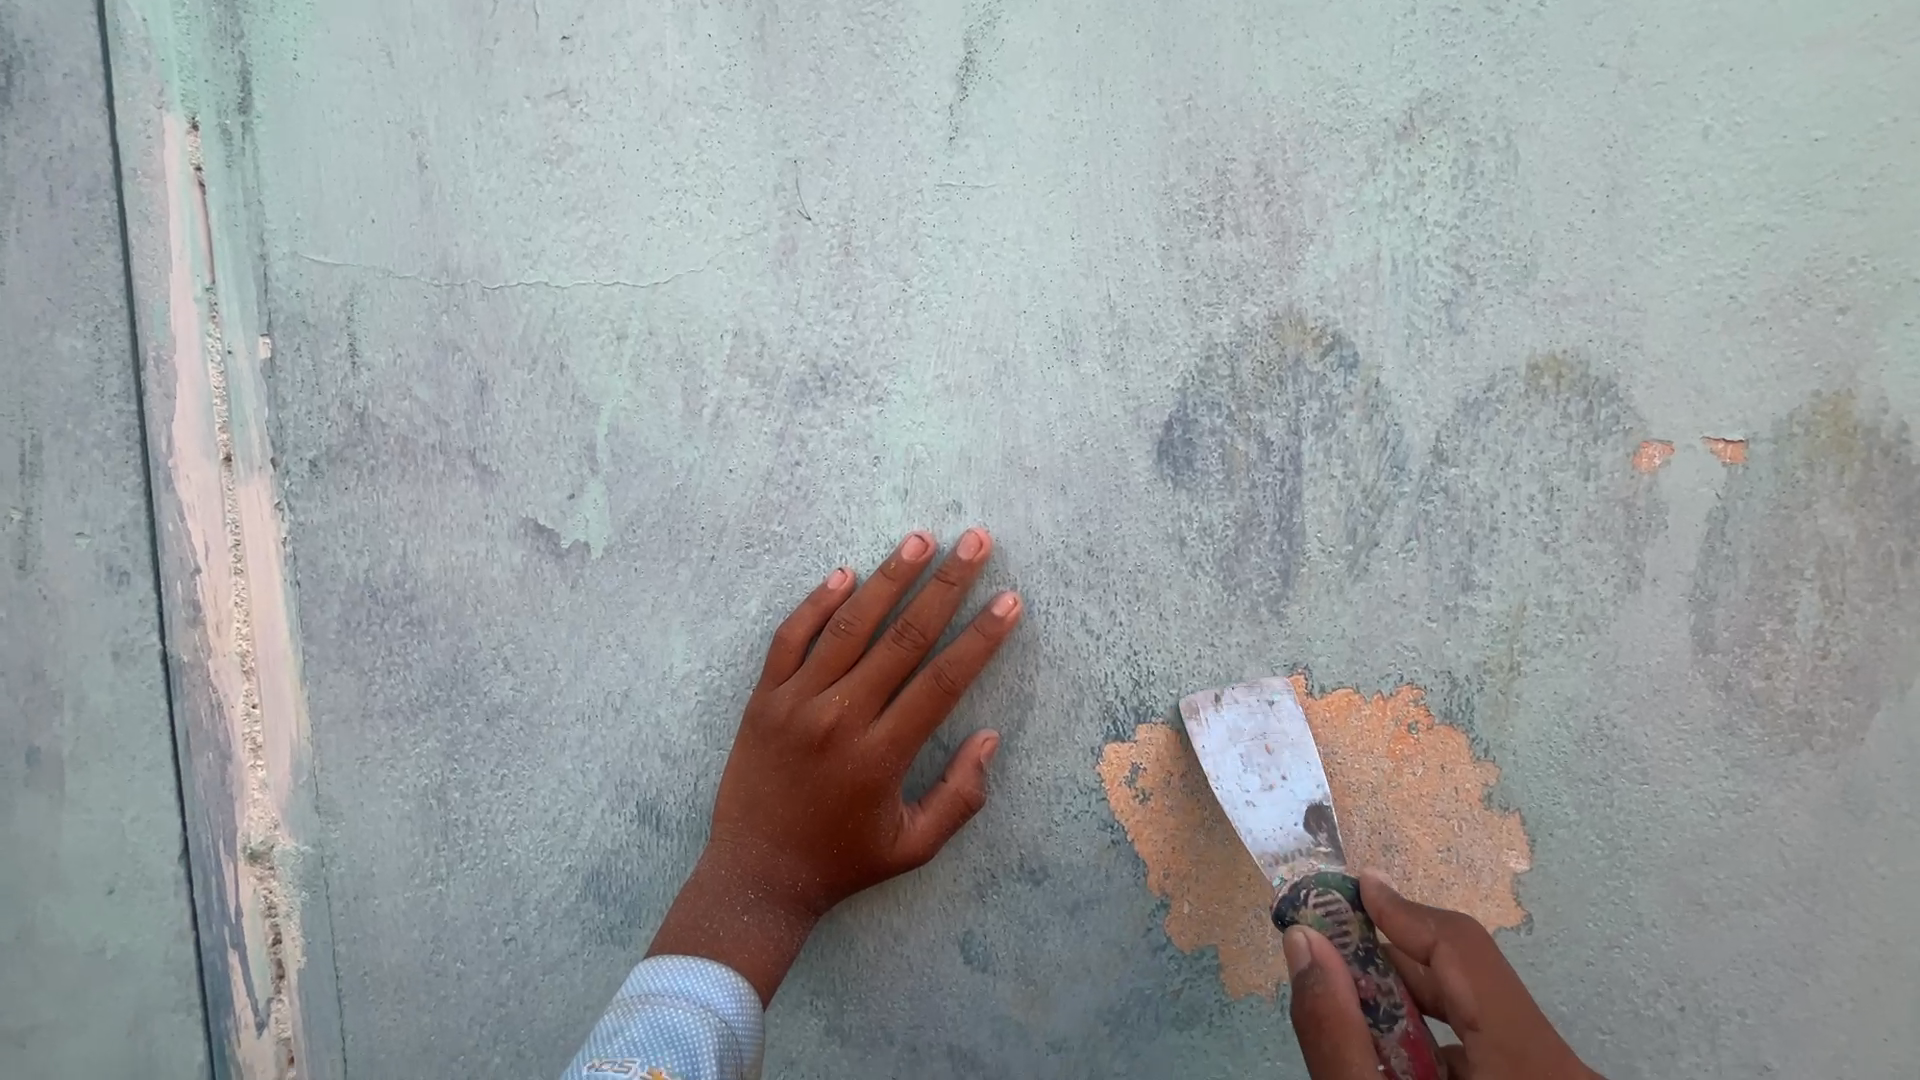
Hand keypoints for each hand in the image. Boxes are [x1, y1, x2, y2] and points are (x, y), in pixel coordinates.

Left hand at [647, 528, 1022, 1002]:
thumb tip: (989, 737)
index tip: (1010, 601)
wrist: (754, 877)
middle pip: (903, 638)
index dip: (981, 638)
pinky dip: (815, 603)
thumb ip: (960, 797)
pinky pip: (789, 638)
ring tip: (921, 539)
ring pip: (848, 626)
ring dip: (888, 578)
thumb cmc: (841, 863)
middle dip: (946, 585)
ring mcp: (795, 703)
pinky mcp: (762, 699)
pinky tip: (845, 573)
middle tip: (976, 542)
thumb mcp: (914, 848)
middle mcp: (840, 719)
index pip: (943, 681)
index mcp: (881, 756)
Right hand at [1285, 872, 1601, 1079]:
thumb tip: (1304, 941)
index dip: (1398, 909)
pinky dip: (1436, 1047)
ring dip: (1407, 1008)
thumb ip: (1336, 1033)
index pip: (1461, 947)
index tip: (1344, 888)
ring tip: (1352, 1016)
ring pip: (1478, 1022)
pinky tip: (1397, 1065)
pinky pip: (1493, 1054)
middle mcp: (1566, 1073)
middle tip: (1323, 952)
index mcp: (1534, 1069)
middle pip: (1467, 983)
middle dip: (1387, 963)